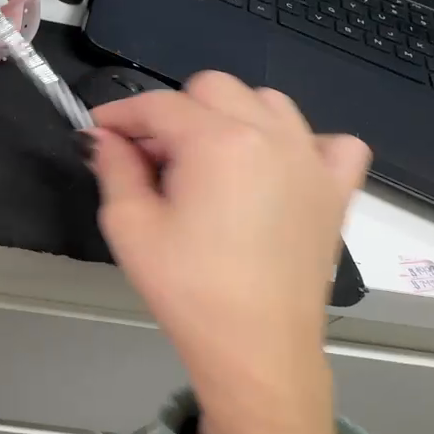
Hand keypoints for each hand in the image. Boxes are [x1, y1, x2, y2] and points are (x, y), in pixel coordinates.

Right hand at [87, 72, 371, 433]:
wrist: (254, 345)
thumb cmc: (184, 285)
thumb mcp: (128, 223)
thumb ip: (113, 166)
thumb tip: (104, 137)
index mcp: (217, 141)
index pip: (158, 104)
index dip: (119, 115)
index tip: (97, 134)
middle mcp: (272, 135)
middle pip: (212, 88)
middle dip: (172, 112)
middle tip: (148, 157)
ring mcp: (313, 160)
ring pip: (266, 102)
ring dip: (227, 118)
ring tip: (203, 162)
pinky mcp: (337, 189)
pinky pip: (327, 140)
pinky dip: (296, 143)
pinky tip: (271, 170)